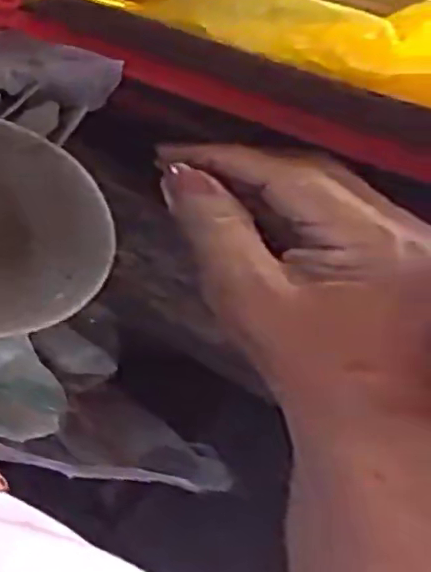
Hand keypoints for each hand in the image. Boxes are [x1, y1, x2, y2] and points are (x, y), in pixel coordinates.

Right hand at [159, 145, 430, 430]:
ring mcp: (416, 245)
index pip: (285, 173)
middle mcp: (410, 232)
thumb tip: (181, 177)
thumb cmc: (304, 359)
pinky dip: (287, 197)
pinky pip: (340, 208)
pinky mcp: (409, 257)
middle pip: (314, 172)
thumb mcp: (243, 287)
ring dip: (264, 176)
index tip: (165, 155)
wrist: (375, 417)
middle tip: (177, 162)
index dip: (219, 156)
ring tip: (205, 177)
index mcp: (373, 239)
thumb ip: (212, 224)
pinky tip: (249, 203)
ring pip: (329, 186)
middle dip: (241, 161)